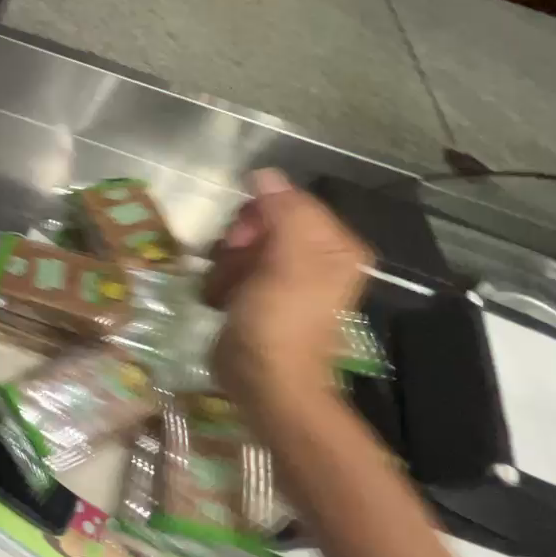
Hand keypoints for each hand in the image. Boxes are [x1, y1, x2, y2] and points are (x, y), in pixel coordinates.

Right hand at [203, 169, 370, 407]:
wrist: (265, 382)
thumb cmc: (279, 322)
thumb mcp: (286, 262)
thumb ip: (283, 214)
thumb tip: (265, 174)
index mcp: (334, 247)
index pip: (287, 202)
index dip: (256, 215)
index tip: (239, 239)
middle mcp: (316, 258)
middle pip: (261, 224)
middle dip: (237, 243)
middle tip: (231, 266)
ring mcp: (287, 280)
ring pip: (242, 247)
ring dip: (225, 265)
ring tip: (224, 292)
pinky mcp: (260, 298)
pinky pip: (233, 271)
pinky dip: (221, 283)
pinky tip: (221, 301)